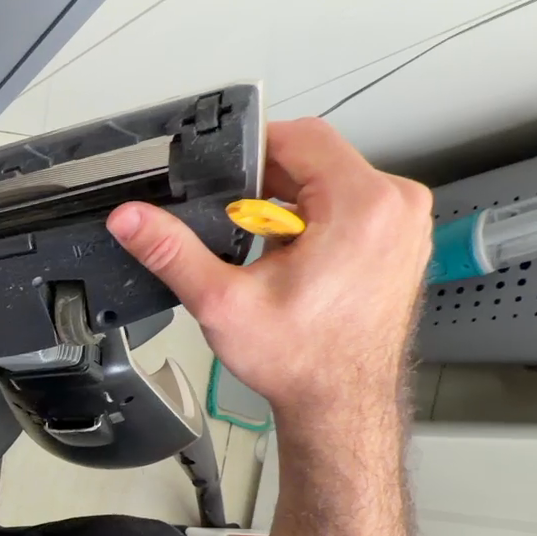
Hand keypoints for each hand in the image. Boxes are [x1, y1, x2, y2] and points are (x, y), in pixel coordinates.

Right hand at [106, 118, 432, 438]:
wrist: (338, 398)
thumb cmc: (298, 356)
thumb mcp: (219, 301)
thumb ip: (172, 252)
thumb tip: (133, 219)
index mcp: (361, 205)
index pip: (304, 137)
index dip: (252, 148)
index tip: (219, 172)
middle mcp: (396, 204)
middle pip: (317, 161)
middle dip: (264, 189)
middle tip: (231, 230)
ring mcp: (403, 223)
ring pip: (331, 186)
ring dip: (286, 209)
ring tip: (259, 255)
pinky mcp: (399, 241)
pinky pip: (351, 209)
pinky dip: (312, 225)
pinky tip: (286, 264)